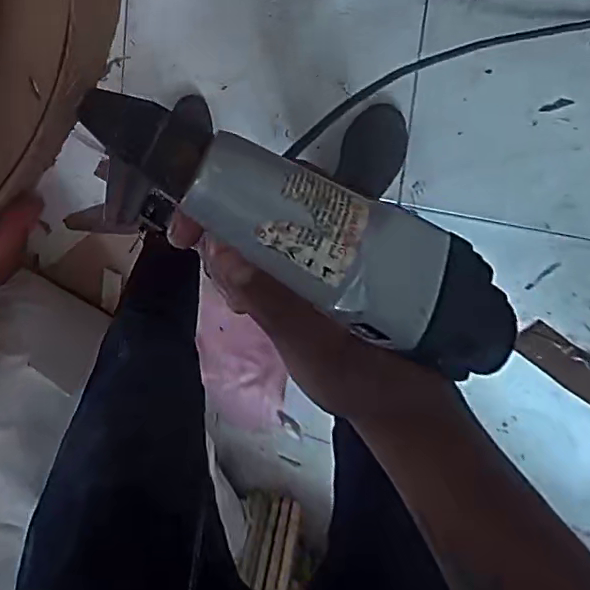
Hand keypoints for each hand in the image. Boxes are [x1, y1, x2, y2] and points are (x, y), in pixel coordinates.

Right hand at [169, 215, 452, 424]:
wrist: (395, 407)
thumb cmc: (366, 377)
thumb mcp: (318, 346)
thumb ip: (274, 303)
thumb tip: (222, 253)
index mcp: (345, 226)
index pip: (282, 182)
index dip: (230, 190)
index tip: (193, 224)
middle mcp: (332, 225)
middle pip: (260, 199)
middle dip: (222, 226)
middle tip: (213, 270)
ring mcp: (318, 247)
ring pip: (257, 225)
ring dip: (230, 251)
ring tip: (236, 300)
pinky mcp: (307, 268)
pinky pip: (263, 251)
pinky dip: (242, 268)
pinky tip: (243, 302)